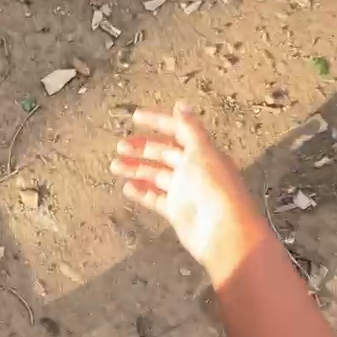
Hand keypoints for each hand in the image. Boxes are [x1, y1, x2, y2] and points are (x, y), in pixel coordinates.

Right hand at [111, 102, 270, 282]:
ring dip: (136, 168)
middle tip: (120, 146)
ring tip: (115, 166)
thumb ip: (189, 128)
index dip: (157, 122)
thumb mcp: (201, 152)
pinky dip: (141, 191)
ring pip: (155, 174)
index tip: (135, 117)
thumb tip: (180, 104)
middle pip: (163, 153)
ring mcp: (183, 190)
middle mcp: (193, 169)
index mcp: (202, 151)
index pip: (177, 131)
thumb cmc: (214, 188)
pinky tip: (127, 188)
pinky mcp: (175, 210)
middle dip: (142, 148)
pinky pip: (154, 197)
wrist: (221, 231)